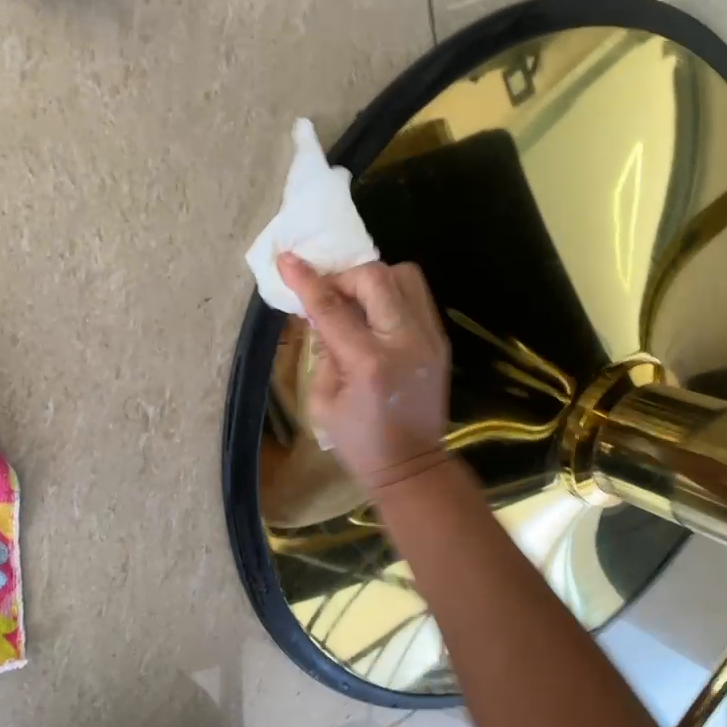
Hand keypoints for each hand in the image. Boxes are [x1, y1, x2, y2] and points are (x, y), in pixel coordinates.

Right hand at [275, 254, 452, 490]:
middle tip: (327, 294)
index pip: (333, 308)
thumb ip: (322, 350)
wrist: (411, 466)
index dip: (307, 281)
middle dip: (344, 277)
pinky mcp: (440, 340)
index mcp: (370, 363)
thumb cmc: (359, 442)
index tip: (287, 260)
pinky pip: (416, 296)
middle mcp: (405, 342)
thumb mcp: (322, 401)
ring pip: (404, 276)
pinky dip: (390, 295)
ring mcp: (429, 338)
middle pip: (375, 277)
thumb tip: (321, 315)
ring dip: (372, 281)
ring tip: (354, 302)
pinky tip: (374, 316)